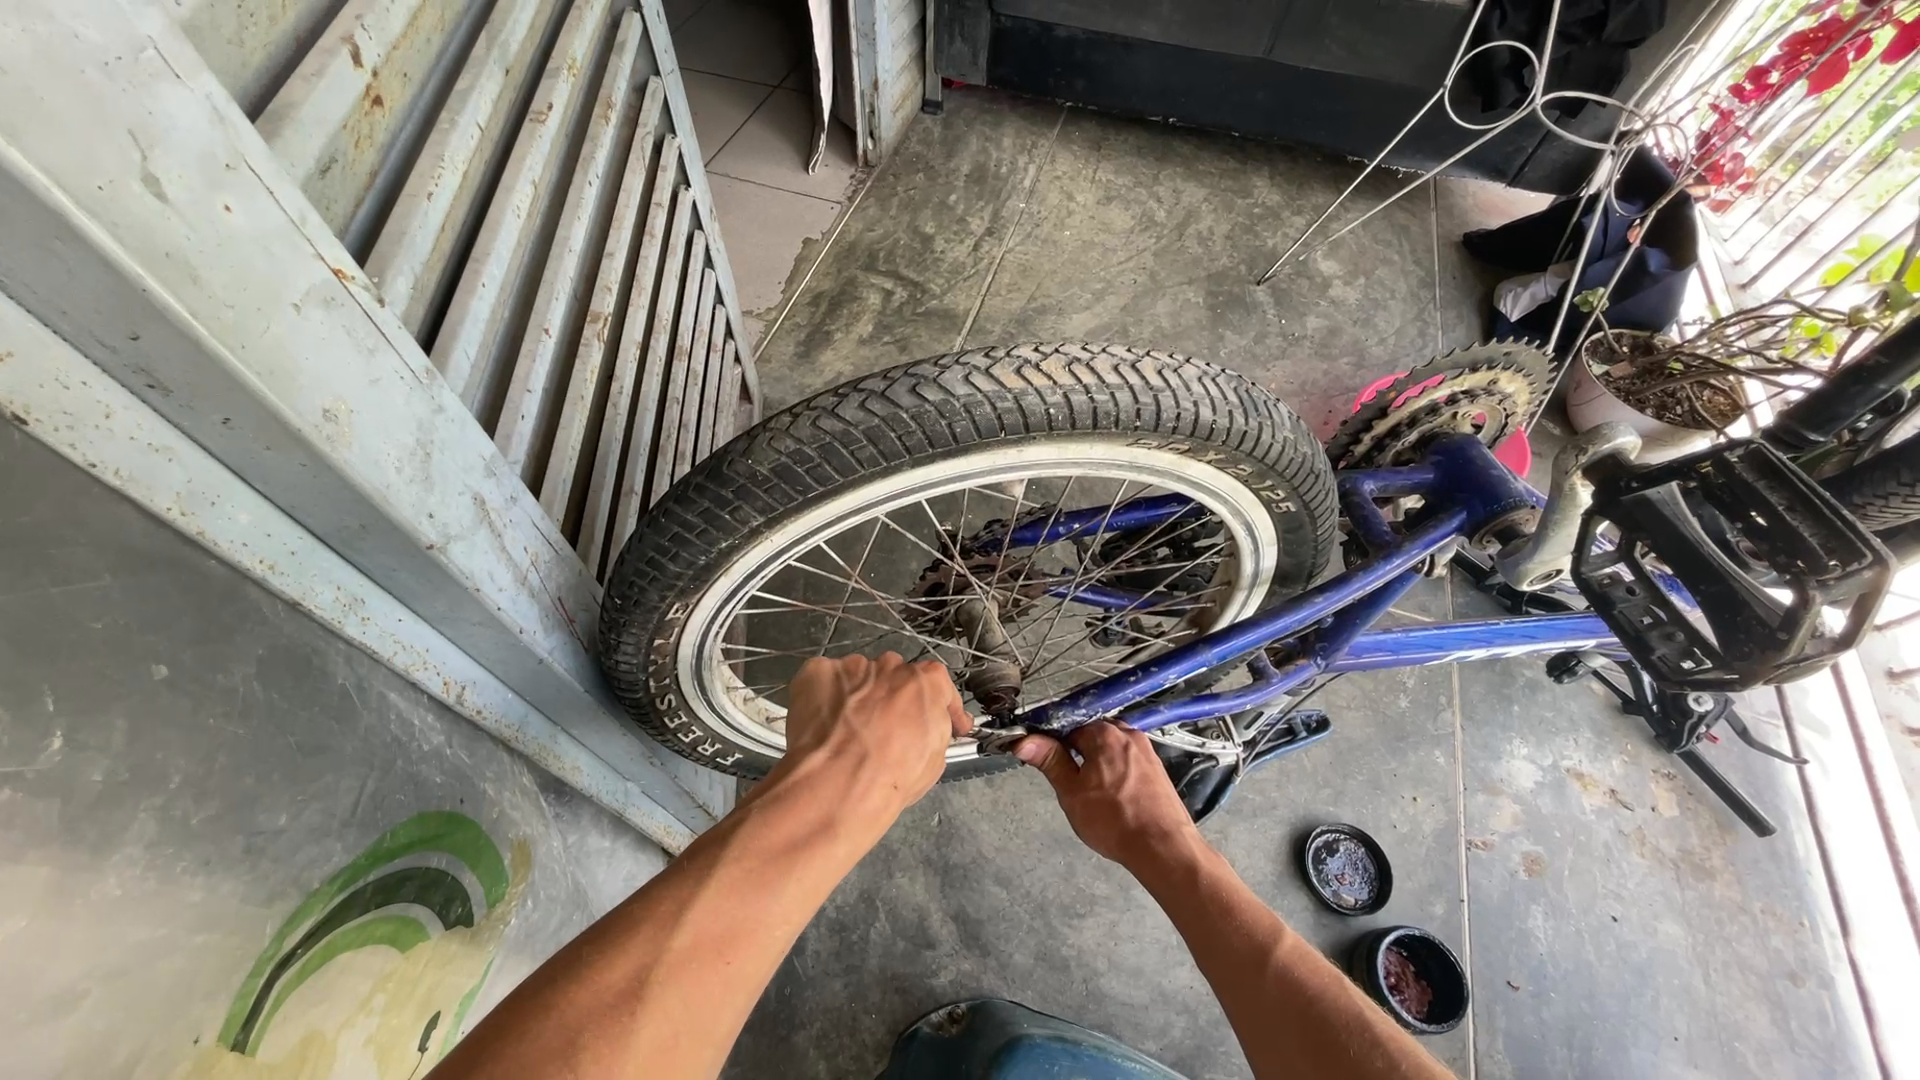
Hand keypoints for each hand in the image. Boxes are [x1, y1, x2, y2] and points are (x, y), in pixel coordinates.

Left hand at [772, 653, 971, 818]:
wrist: (837, 782)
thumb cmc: (892, 776)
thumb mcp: (934, 760)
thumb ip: (933, 728)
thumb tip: (924, 726)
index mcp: (927, 682)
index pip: (936, 682)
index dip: (935, 703)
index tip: (933, 721)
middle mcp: (891, 665)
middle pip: (894, 676)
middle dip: (890, 697)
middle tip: (881, 728)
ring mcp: (852, 665)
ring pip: (858, 677)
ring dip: (857, 696)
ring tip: (844, 730)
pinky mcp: (816, 671)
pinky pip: (824, 681)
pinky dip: (823, 697)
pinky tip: (819, 724)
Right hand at [1014, 721, 1201, 869]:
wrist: (1163, 847)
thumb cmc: (1116, 821)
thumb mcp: (1071, 792)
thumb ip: (1049, 760)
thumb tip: (1025, 741)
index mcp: (1104, 733)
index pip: (1068, 728)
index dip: (1053, 745)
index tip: (1048, 762)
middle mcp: (1128, 735)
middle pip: (1092, 736)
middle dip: (1078, 755)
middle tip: (1071, 784)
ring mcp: (1146, 751)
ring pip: (1111, 749)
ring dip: (1098, 765)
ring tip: (1093, 794)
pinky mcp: (1156, 770)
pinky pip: (1128, 762)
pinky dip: (1117, 773)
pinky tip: (1113, 797)